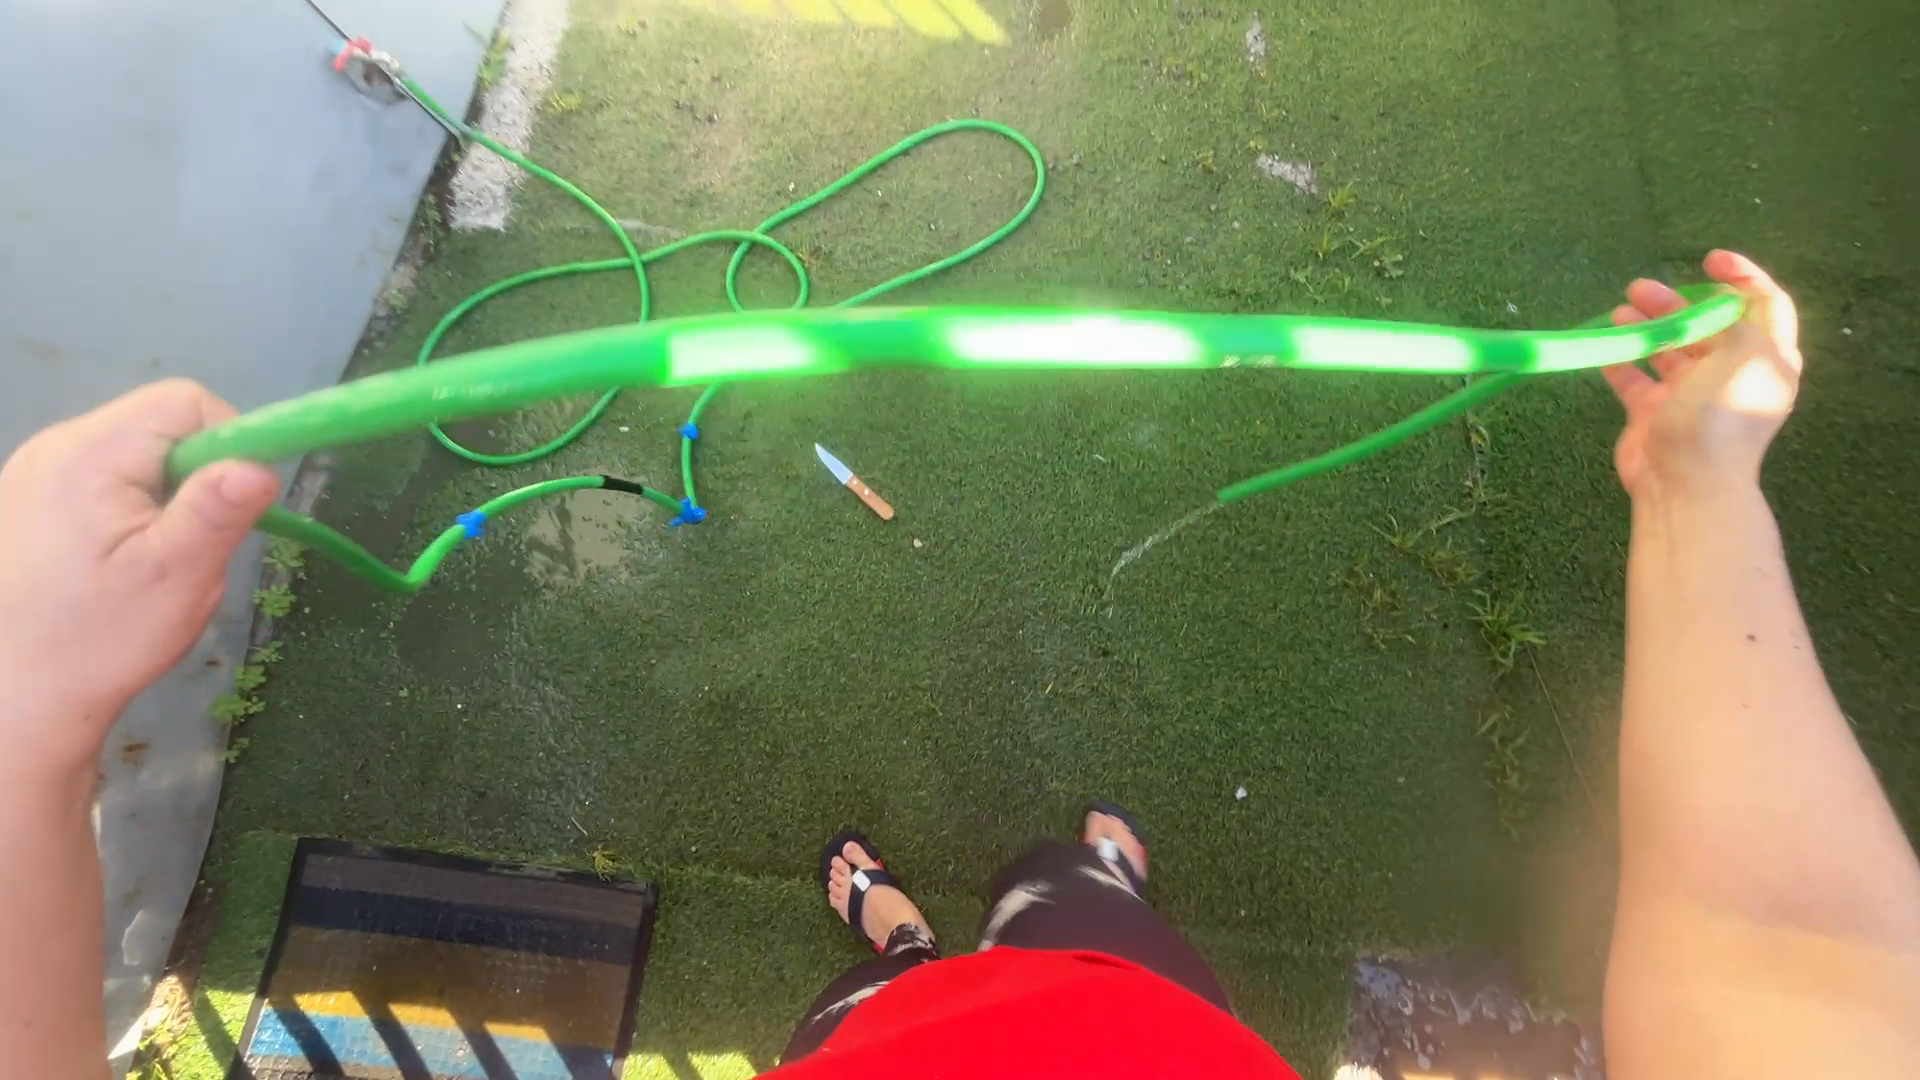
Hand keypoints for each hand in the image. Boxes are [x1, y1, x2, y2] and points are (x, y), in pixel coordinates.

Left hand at [0, 380, 279, 778]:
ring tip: (174, 547)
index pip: (186, 401)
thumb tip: (263, 464)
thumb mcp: (178, 571)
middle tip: (205, 533)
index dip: (234, 437)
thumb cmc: (100, 633)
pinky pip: (125, 474)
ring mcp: (45, 473)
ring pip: (151, 448)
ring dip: (185, 489)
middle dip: (210, 468)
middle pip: (169, 420)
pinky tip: (142, 551)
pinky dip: (156, 502)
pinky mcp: (45, 498)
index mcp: (87, 456)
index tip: (240, 497)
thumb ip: (218, 510)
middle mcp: (58, 449)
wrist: (13, 695)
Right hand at [1602, 250, 1802, 500]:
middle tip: (1639, 288)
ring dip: (1643, 329)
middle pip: (1704, 326)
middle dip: (1675, 303)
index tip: (1709, 259)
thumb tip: (1709, 308)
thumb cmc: (1717, 418)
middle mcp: (1727, 373)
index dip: (1741, 278)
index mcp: (1764, 358)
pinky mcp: (1650, 412)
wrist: (1683, 480)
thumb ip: (1734, 326)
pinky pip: (1634, 379)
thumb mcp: (1743, 360)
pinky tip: (1602, 349)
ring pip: (1666, 350)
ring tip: (1618, 312)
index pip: (1761, 306)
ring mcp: (1686, 394)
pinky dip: (1619, 362)